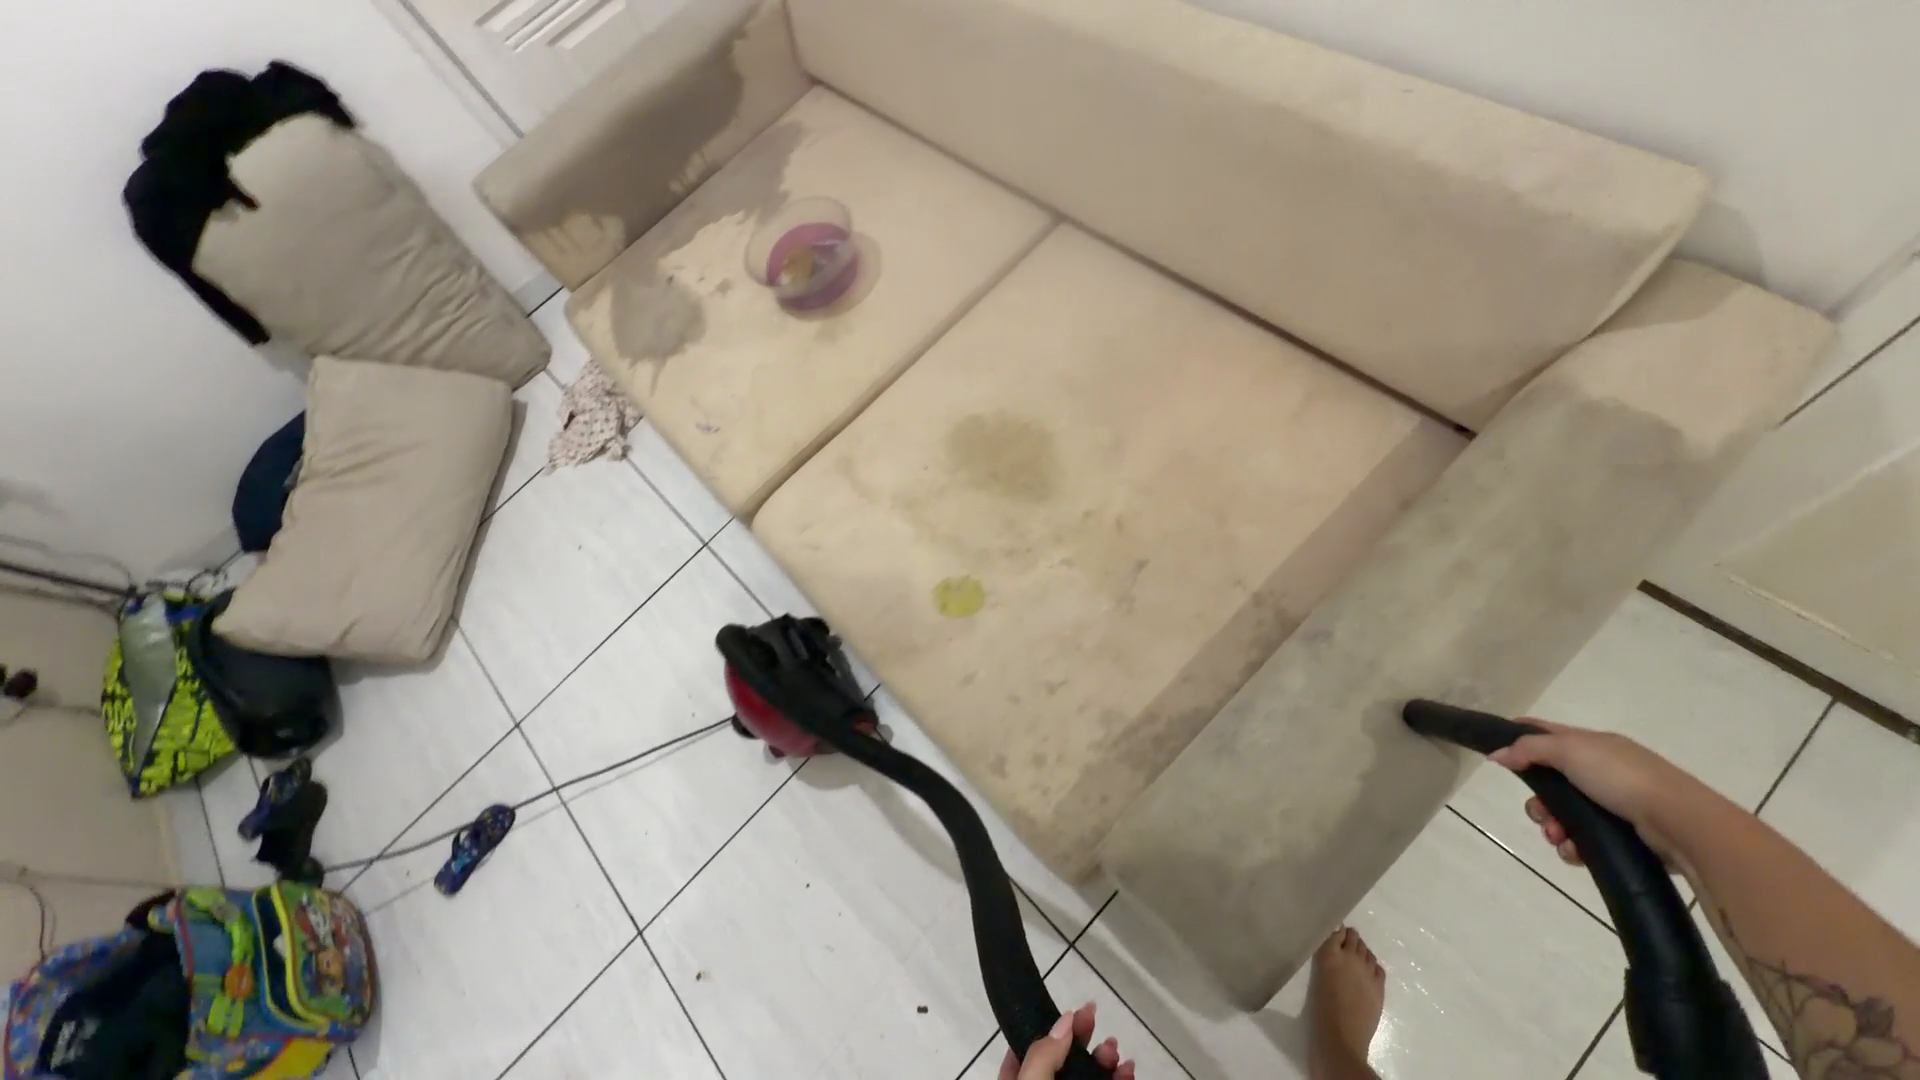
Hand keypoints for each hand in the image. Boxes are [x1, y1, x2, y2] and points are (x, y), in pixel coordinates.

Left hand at [999, 1001, 1135, 1078]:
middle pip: (1066, 1058)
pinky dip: (1120, 1079)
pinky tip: (1129, 1069)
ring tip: (1114, 1048)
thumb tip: (1067, 1019)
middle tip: (1095, 1015)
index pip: (1032, 1047)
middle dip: (1084, 1037)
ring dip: (1105, 1059)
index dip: (1054, 1027)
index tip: (1075, 1010)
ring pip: (1089, 1075)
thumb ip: (1044, 1054)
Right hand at [1488, 720, 1697, 865]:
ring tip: (1558, 838)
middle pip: (1550, 783)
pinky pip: (1585, 839)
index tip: (1496, 751)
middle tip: (1540, 816)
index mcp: (1591, 745)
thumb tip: (1497, 754)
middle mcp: (1601, 771)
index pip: (1546, 732)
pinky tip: (1574, 851)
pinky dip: (1573, 846)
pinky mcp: (1624, 834)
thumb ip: (1528, 749)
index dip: (1519, 736)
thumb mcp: (1569, 751)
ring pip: (1565, 815)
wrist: (1680, 822)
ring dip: (1553, 827)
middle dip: (1538, 802)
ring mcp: (1614, 804)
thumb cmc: (1622, 777)